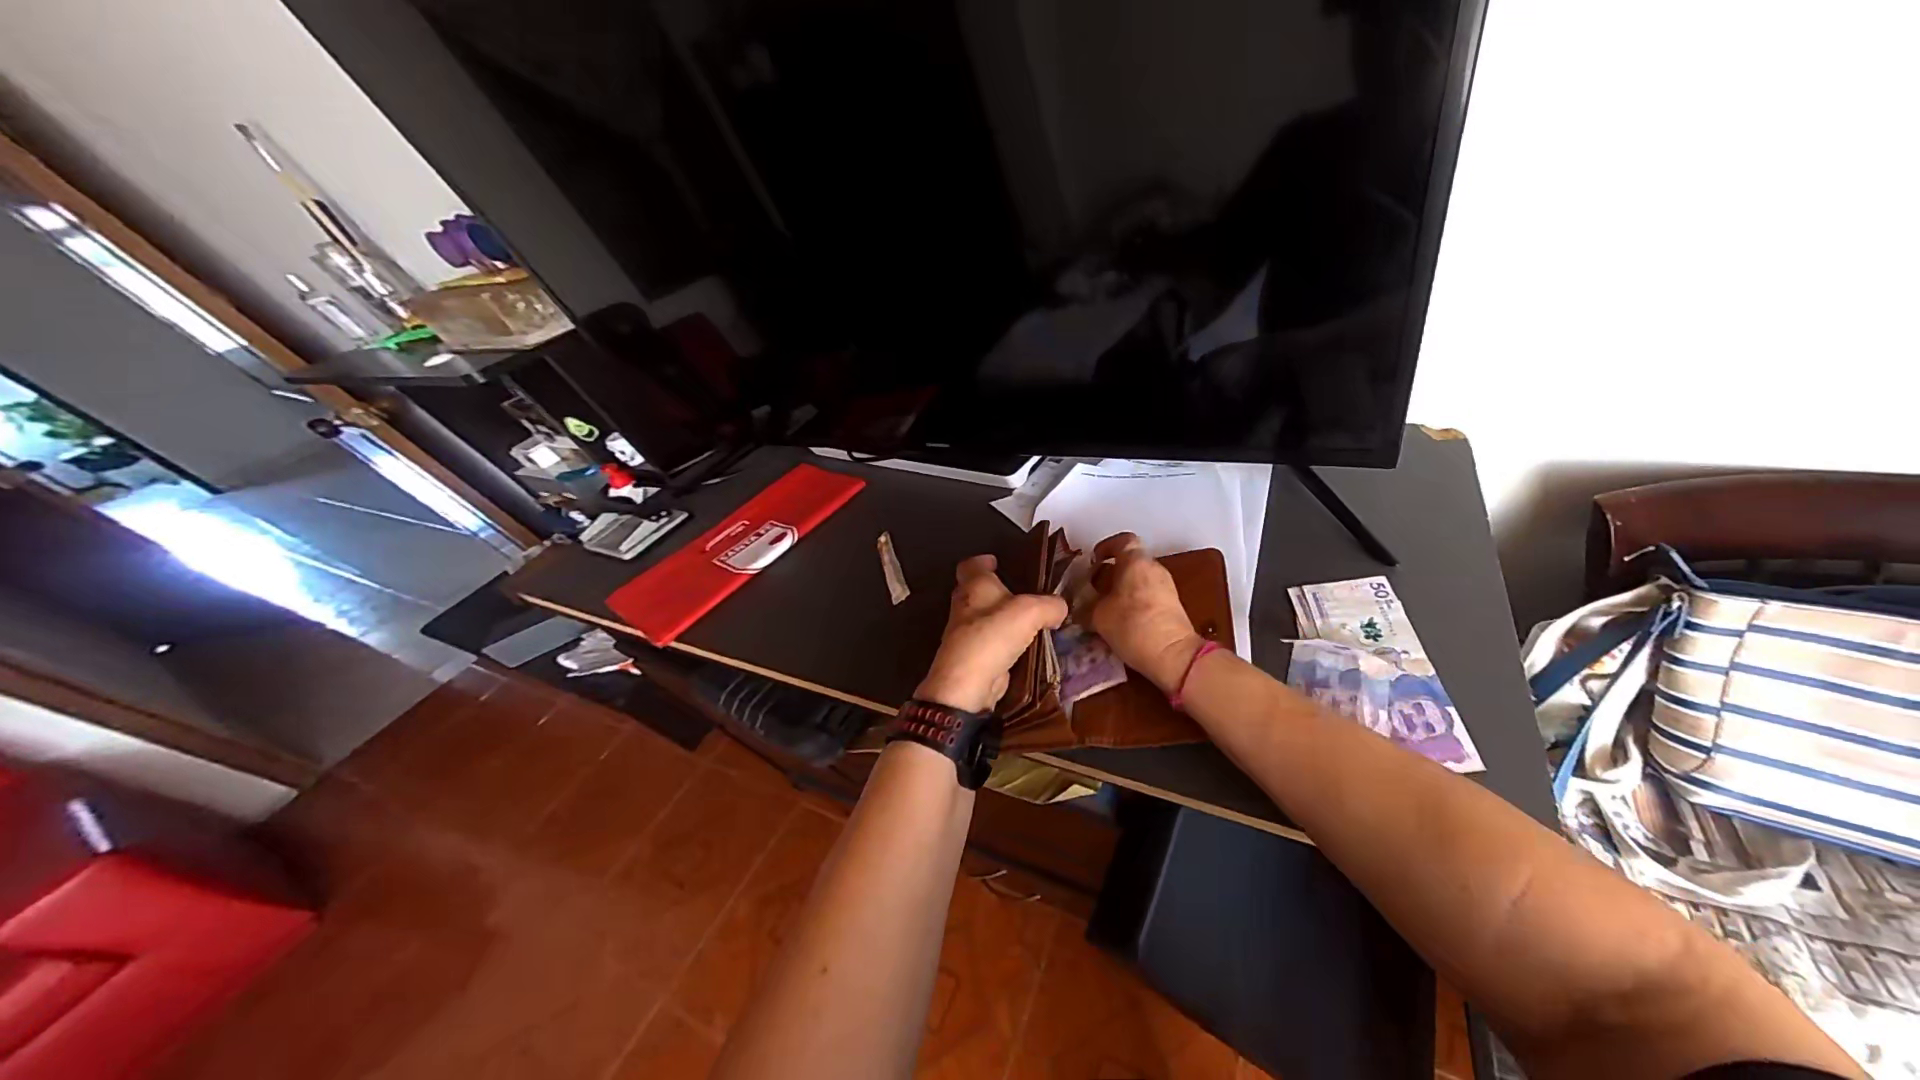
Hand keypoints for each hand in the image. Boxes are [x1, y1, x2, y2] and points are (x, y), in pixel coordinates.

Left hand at [915, 555, 1068, 712]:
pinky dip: (1009, 643)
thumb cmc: (993, 635)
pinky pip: (995, 643)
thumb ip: (1050, 604)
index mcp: (974, 586)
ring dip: (1006, 619)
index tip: (997, 561)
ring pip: (988, 619)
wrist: (970, 685)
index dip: (984, 560)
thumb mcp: (1031, 611)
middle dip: (1000, 591)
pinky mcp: (976, 658)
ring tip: (1035, 620)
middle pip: (980, 591)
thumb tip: (1059, 607)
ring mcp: (968, 634)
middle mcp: (966, 606)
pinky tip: (1028, 646)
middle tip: (1027, 592)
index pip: (972, 565)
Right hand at [1087, 532, 1206, 692]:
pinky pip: (1148, 594)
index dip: (1106, 547)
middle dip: (1111, 572)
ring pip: (1139, 579)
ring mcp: (1167, 587)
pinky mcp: (1173, 605)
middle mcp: (1154, 568)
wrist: (1173, 655)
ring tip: (1104, 606)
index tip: (1094, 560)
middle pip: (1131, 561)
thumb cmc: (1132, 626)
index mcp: (1136, 562)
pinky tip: (1121, 619)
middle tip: (1093, 587)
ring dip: (1122, 588)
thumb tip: (1079, 606)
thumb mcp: (1098, 616)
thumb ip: (1086, 605)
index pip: (1122, 540)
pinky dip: (1134, 601)